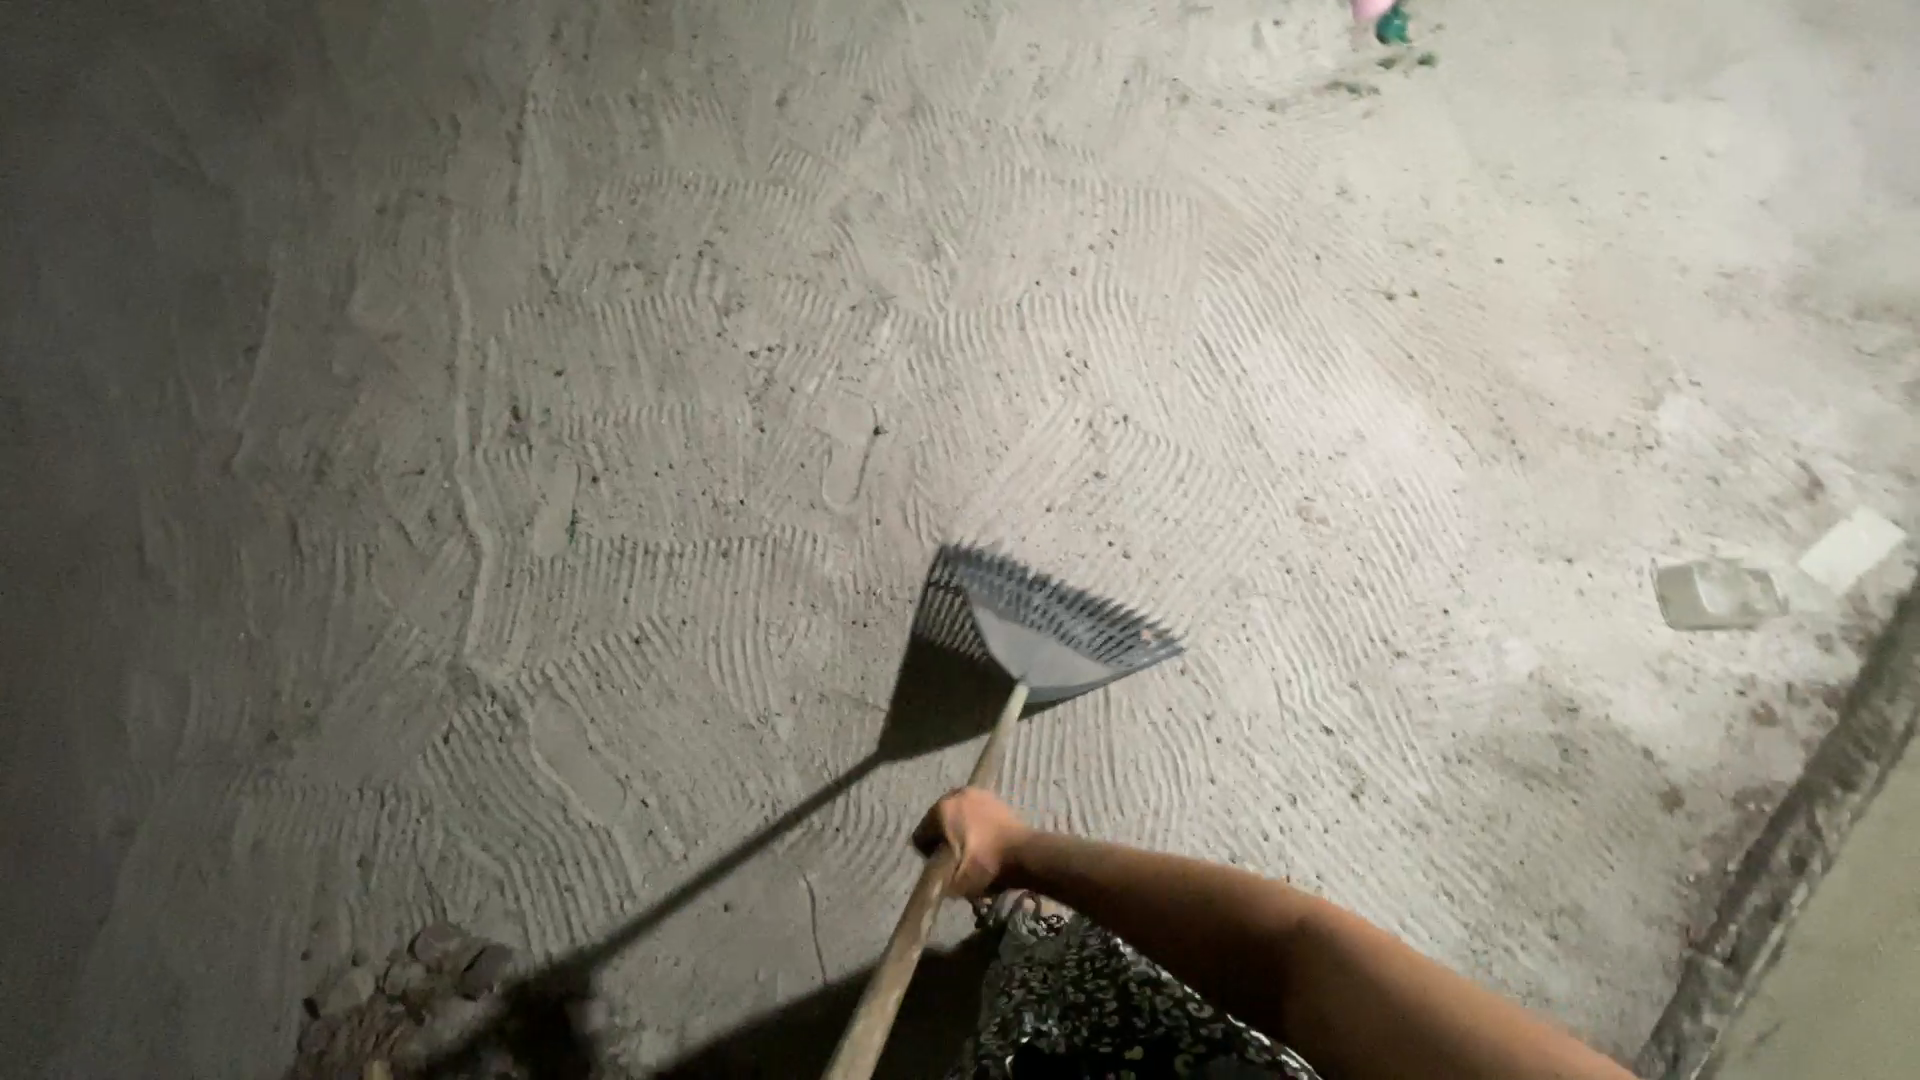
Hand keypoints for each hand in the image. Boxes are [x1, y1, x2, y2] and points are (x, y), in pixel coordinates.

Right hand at [912, 788, 1031, 899]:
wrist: (1024, 853)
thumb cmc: (985, 865)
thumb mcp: (954, 883)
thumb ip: (934, 879)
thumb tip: (931, 878)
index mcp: (940, 810)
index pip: (921, 835)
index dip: (928, 854)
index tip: (941, 867)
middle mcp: (954, 794)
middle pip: (937, 821)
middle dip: (942, 838)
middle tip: (955, 858)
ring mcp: (975, 792)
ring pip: (955, 813)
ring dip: (958, 828)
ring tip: (971, 847)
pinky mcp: (992, 795)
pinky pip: (972, 809)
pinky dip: (973, 821)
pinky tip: (983, 836)